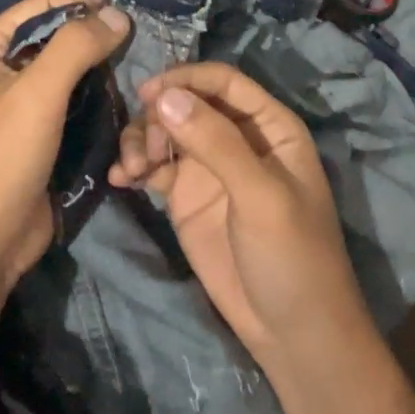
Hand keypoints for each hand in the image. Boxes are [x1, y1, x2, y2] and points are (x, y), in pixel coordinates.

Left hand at [0, 0, 131, 292]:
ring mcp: (22, 105)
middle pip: (62, 39)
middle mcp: (2, 68)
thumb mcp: (37, 94)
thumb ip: (77, 47)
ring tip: (138, 91)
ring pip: (75, 76)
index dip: (87, 8)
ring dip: (104, 83)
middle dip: (99, 48)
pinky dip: (99, 110)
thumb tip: (119, 13)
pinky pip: (76, 109)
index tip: (131, 24)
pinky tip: (126, 116)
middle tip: (141, 61)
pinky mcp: (41, 137)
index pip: (45, 5)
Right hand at [107, 64, 374, 370]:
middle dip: (158, 117)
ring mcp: (209, 168)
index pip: (223, 82)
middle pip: (186, 103)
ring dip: (142, 141)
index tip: (147, 94)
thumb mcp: (260, 195)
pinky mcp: (186, 198)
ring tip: (132, 170)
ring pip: (165, 131)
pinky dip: (134, 167)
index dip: (185, 80)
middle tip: (144, 151)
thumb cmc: (293, 256)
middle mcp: (236, 138)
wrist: (292, 333)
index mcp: (269, 126)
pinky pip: (154, 168)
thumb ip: (215, 143)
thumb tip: (164, 96)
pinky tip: (121, 180)